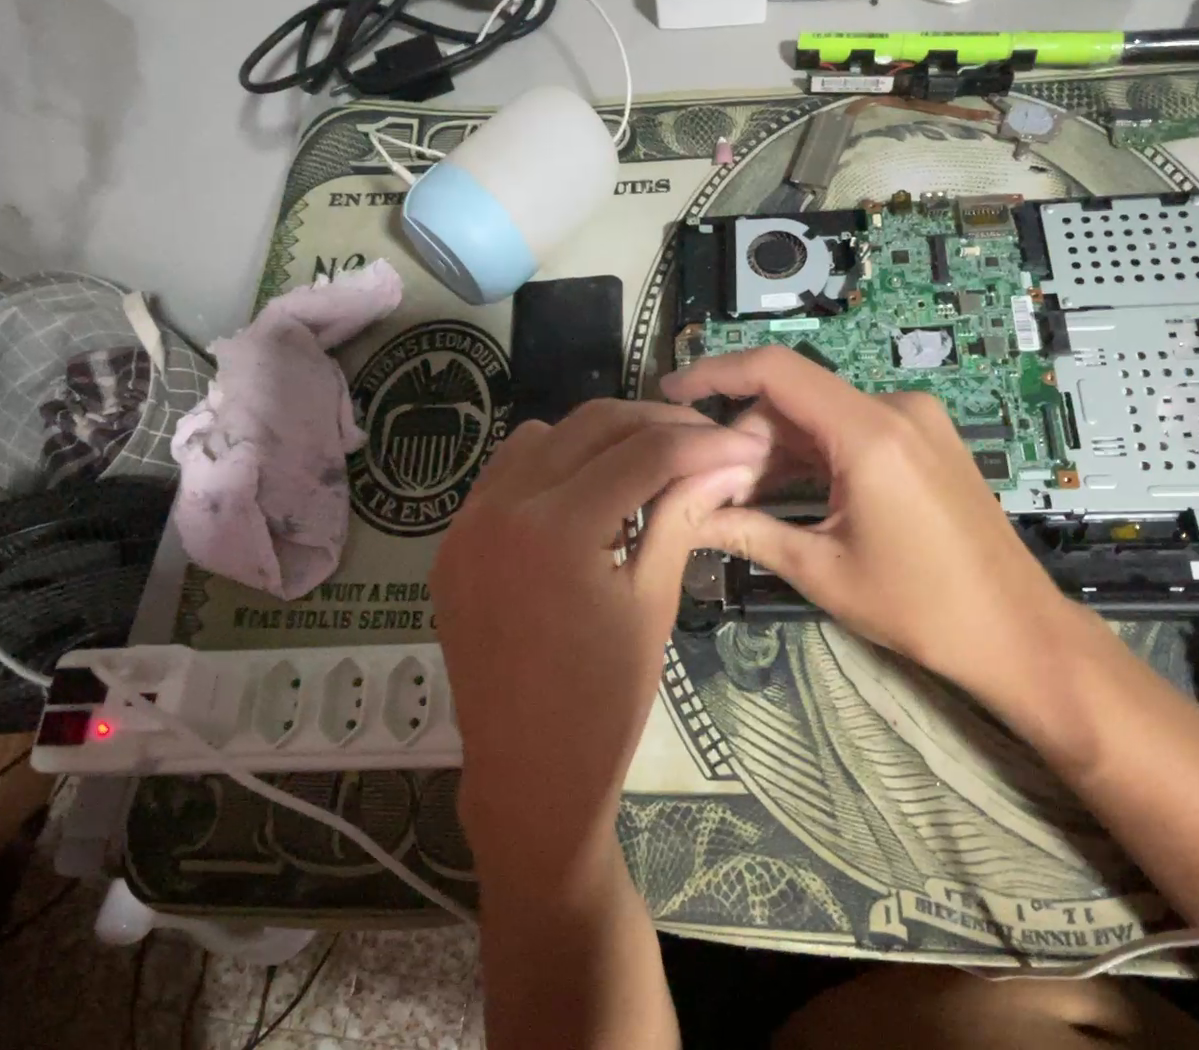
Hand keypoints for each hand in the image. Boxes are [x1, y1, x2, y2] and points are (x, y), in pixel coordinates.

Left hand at [431, 400, 767, 872]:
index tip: (744, 445)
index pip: (644, 453)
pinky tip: (587, 497)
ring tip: (648, 468)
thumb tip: (725, 463)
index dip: (704, 443)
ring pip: (542, 438)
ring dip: (601, 440)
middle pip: (592, 426)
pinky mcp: (454, 544)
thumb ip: (681, 518)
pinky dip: (552, 467)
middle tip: (707, 445)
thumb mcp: (653, 604)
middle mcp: (500, 508)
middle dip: (658, 427)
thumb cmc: (604, 702)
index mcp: (556, 529)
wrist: (529, 771)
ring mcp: (466, 524)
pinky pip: (504, 475)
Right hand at [660, 345, 1092, 705]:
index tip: (672, 394)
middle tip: (709, 490)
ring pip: (820, 418)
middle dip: (743, 440)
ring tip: (738, 501)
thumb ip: (747, 532)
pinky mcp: (925, 441)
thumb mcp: (821, 572)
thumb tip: (686, 514)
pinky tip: (782, 494)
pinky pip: (850, 433)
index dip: (715, 373)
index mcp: (870, 434)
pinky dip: (811, 459)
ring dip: (775, 454)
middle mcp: (897, 410)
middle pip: (795, 400)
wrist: (1013, 630)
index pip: (776, 371)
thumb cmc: (921, 607)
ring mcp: (917, 422)